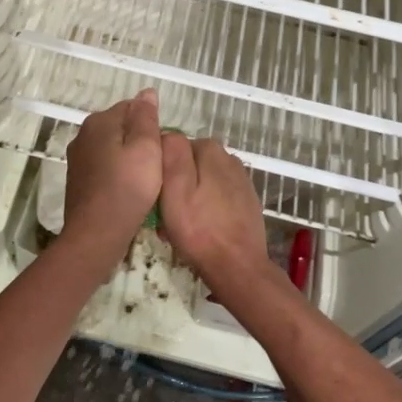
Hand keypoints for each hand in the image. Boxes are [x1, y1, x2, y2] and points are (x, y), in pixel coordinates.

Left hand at [59, 89, 164, 257]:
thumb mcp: (146, 148)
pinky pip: (105, 168)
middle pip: (121, 127)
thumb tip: (146, 92)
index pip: (132, 107)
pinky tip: (129, 191)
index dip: (151, 125)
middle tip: (157, 165)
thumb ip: (146, 118)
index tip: (161, 148)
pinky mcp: (78, 180)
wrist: (97, 234)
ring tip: (145, 180)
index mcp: (99, 121)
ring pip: (113, 149)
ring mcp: (78, 158)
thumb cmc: (127, 188)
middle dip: (140, 142)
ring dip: (129, 159)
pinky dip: (118, 174)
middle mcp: (83, 134)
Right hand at [159, 136, 278, 301]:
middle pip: (189, 165)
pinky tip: (200, 230)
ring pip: (202, 182)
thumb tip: (167, 133)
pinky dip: (205, 209)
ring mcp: (240, 180)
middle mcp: (228, 158)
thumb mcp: (175, 188)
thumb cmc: (199, 229)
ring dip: (188, 199)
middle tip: (164, 215)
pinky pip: (216, 197)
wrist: (238, 268)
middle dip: (175, 186)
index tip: (156, 195)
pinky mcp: (245, 201)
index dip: (160, 170)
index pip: (173, 146)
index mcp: (210, 149)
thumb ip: (172, 154)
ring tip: (179, 226)